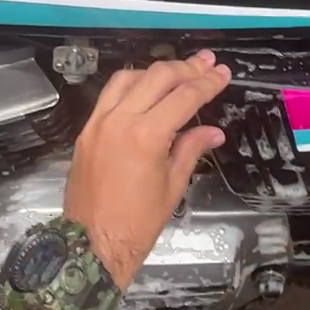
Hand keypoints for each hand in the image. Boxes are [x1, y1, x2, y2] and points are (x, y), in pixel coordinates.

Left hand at [63, 51, 230, 287]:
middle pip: (158, 76)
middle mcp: (120, 120)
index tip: (223, 73)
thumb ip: (192, 149)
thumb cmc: (138, 223)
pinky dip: (131, 84)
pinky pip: (109, 94)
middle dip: (186, 67)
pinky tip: (146, 87)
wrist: (92, 246)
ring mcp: (99, 122)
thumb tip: (213, 131)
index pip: (184, 97)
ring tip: (179, 71)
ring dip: (157, 70)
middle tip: (207, 62)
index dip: (207, 83)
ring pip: (129, 77)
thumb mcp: (173, 186)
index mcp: (147, 136)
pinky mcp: (86, 130)